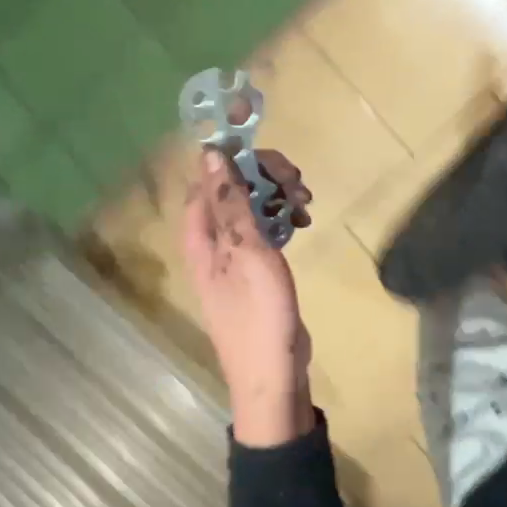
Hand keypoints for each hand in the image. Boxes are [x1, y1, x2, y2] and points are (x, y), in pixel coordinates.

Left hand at [182, 147, 316, 447]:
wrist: (273, 374)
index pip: (208, 174)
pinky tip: (304, 221)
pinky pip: (264, 226)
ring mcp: (233, 253)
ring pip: (252, 204)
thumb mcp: (246, 253)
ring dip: (278, 194)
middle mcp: (211, 238)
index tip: (261, 131)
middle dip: (265, 174)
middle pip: (233, 185)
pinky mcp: (255, 266)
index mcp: (200, 233)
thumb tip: (212, 154)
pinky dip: (283, 217)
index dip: (231, 149)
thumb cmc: (258, 313)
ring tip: (306, 203)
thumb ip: (230, 204)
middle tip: (298, 181)